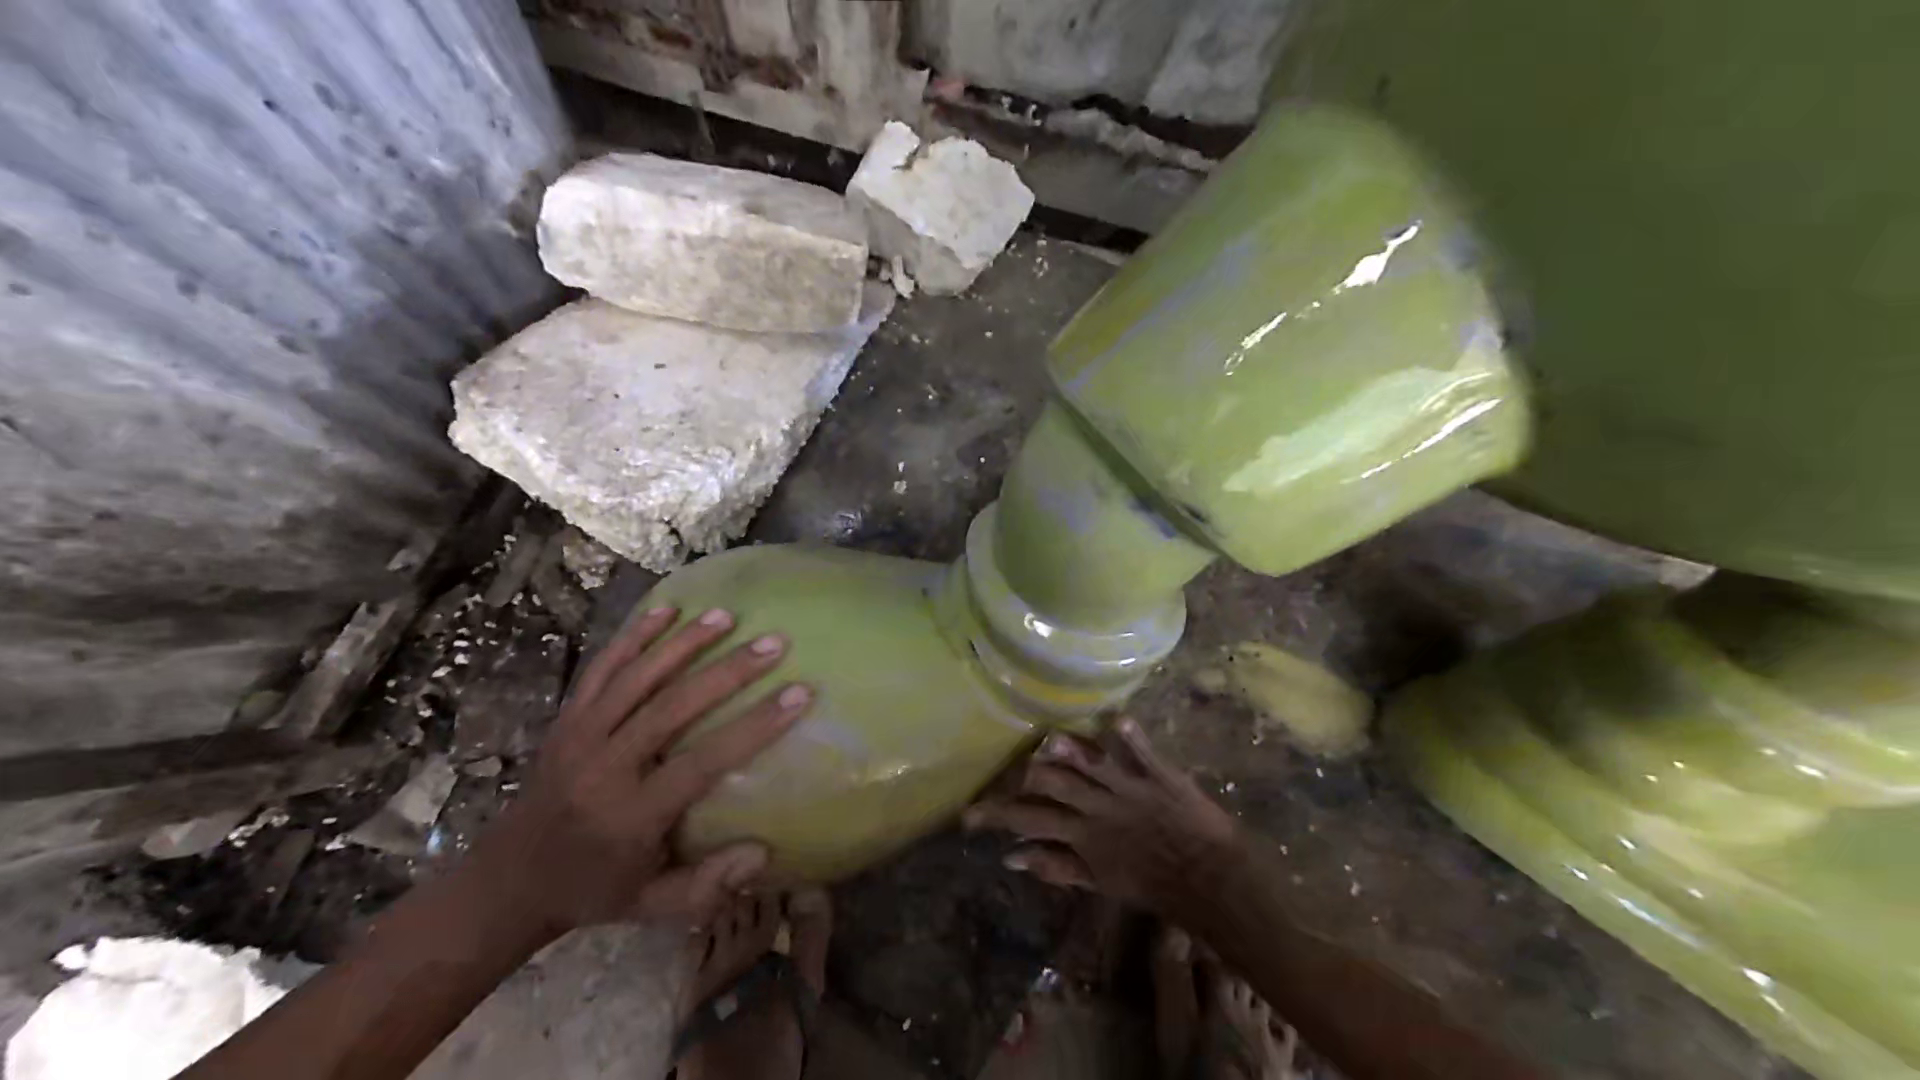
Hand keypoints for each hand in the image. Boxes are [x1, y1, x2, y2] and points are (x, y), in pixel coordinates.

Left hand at [465, 605, 811, 938]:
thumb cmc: (593, 890)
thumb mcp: (651, 908)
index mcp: (631, 815)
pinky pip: (601, 669)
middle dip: (728, 671)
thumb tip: (764, 851)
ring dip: (684, 643)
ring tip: (727, 615)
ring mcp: (579, 737)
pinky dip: (634, 636)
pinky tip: (666, 608)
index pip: (703, 760)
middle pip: (671, 707)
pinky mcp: (566, 719)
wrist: (506, 880)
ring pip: (636, 678)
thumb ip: (707, 887)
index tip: (799, 693)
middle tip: (774, 643)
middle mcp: (604, 767)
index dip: (754, 725)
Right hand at [964, 717, 1239, 911]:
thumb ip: (1054, 866)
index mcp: (1082, 832)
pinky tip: (1116, 717)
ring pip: (1090, 763)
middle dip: (1021, 778)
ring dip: (1070, 751)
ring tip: (1048, 740)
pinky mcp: (1158, 773)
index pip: (1029, 820)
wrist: (1209, 879)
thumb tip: (1011, 856)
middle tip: (1000, 772)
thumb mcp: (1098, 880)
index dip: (996, 816)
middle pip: (1052, 785)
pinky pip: (1142, 750)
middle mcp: (1098, 806)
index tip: (967, 814)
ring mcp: (1128, 787)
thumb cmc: (1152, 883)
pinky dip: (1130, 735)